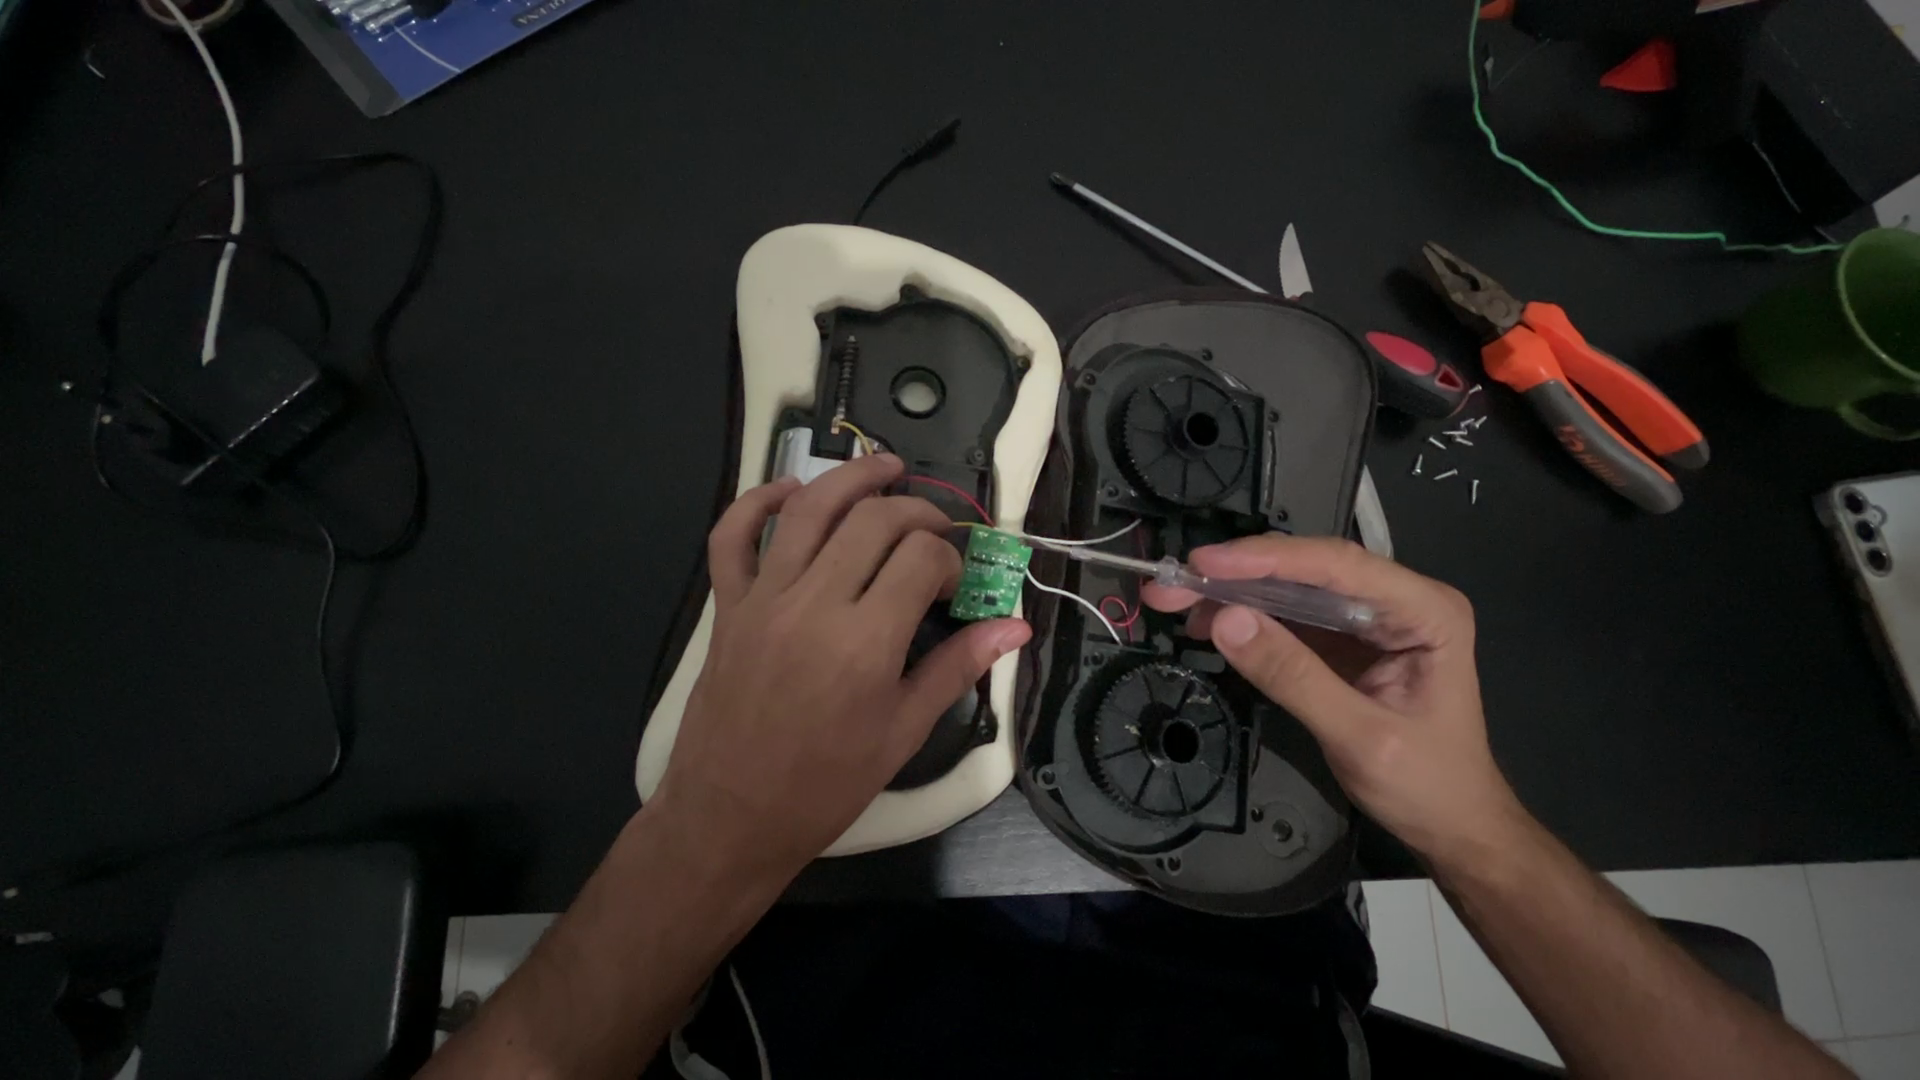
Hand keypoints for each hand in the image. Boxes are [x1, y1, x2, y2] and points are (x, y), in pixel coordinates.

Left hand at [652, 453, 1030, 881]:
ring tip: (885, 465)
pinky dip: (759, 502)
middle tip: (935, 530)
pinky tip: (791, 490)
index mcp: (865, 642)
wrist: (730, 818)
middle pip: (873, 520)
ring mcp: (763, 599)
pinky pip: (732, 537)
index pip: (922, 559)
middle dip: (916, 512)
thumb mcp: (903, 733)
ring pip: (808, 509)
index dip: (952, 560)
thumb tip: (1015, 626)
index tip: (956, 586)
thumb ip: (957, 667)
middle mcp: (813, 604)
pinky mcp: (727, 606)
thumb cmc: (825, 786)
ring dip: (851, 477)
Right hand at [1141, 535, 1525, 864]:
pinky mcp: (1341, 641)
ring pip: (1289, 589)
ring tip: (1174, 600)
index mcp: (1424, 610)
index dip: (1267, 559)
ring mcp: (1367, 619)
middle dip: (1236, 574)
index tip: (1205, 563)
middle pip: (1306, 570)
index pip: (1338, 566)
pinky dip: (1243, 618)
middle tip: (1172, 582)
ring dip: (1231, 593)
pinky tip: (1205, 623)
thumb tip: (1226, 621)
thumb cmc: (1427, 786)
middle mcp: (1396, 601)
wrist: (1453, 827)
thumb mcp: (1360, 737)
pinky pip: (1286, 617)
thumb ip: (1294, 676)